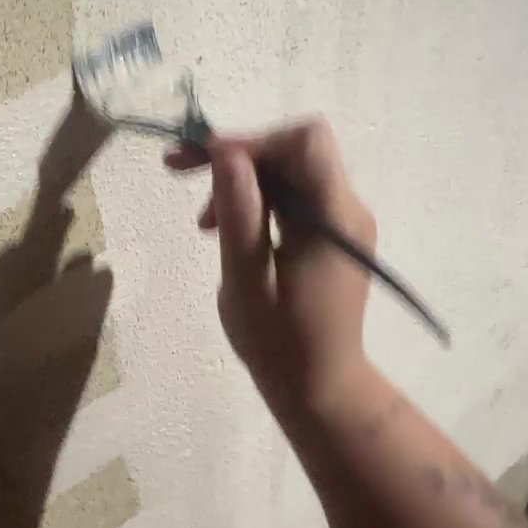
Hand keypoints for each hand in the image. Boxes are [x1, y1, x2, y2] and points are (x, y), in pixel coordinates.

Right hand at [168, 119, 377, 417]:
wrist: (319, 387)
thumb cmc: (279, 342)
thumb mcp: (247, 280)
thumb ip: (239, 212)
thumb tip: (225, 152)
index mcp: (334, 217)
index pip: (303, 142)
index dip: (249, 140)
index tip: (198, 160)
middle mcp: (347, 209)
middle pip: (294, 151)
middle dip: (237, 157)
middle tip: (180, 174)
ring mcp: (341, 222)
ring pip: (289, 172)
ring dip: (242, 182)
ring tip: (203, 224)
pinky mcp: (330, 237)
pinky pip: (293, 198)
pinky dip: (256, 202)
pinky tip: (226, 230)